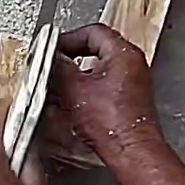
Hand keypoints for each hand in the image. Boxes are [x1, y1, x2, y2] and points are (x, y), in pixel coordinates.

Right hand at [52, 24, 163, 160]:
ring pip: (99, 71)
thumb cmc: (113, 123)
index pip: (93, 32)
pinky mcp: (129, 102)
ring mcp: (133, 84)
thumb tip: (51, 58)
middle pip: (97, 51)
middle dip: (71, 59)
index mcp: (123, 54)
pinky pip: (104, 89)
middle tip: (54, 66)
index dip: (69, 39)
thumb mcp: (75, 90)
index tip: (53, 49)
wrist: (131, 152)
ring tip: (58, 88)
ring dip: (77, 78)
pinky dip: (86, 92)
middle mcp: (132, 66)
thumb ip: (60, 68)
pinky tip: (71, 104)